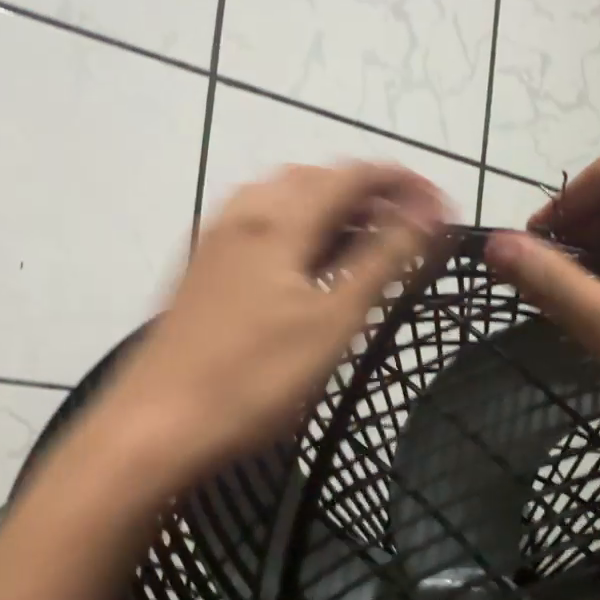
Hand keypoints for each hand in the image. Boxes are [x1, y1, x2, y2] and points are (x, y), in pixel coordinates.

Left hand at [73, 162, 448, 489]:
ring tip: (366, 245)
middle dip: (370, 193)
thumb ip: (384, 259)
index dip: (404, 183)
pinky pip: (259, 224)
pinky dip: (298, 228)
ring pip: (284, 200)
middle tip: (410, 232)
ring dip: (332, 209)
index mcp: (280, 218)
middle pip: (318, 179)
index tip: (443, 209)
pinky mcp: (201, 268)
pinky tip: (307, 267)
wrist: (157, 425)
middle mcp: (244, 212)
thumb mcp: (333, 321)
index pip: (355, 174)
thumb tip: (429, 209)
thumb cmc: (255, 379)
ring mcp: (215, 239)